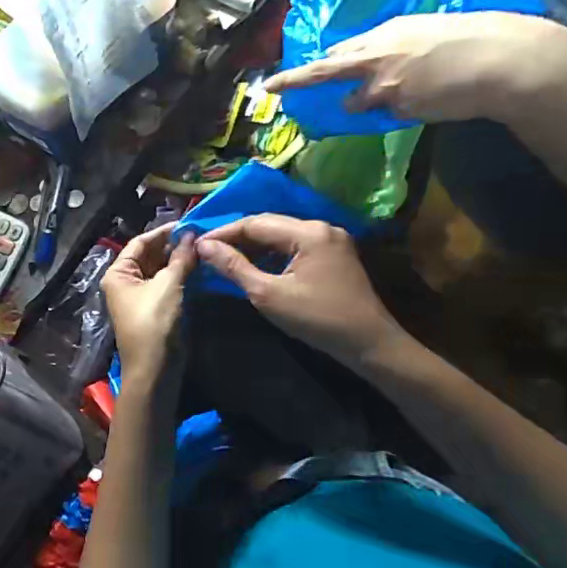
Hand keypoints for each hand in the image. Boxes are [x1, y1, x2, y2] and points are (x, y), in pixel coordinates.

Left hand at [102, 224, 197, 373]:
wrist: (155, 368)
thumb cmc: (154, 323)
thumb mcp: (168, 285)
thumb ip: (181, 258)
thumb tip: (191, 235)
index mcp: (119, 273)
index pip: (140, 242)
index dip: (163, 232)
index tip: (189, 223)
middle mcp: (125, 282)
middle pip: (150, 255)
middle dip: (173, 245)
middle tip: (200, 235)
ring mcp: (140, 296)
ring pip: (160, 270)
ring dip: (179, 260)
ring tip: (203, 248)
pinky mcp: (155, 308)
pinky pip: (167, 284)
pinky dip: (181, 275)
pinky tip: (199, 267)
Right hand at [195, 215, 405, 368]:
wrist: (369, 344)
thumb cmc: (317, 320)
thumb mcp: (269, 295)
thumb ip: (235, 267)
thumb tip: (204, 246)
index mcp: (308, 232)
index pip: (255, 223)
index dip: (223, 233)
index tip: (197, 246)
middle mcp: (322, 227)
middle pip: (270, 224)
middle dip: (237, 237)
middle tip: (208, 252)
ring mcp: (332, 240)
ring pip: (282, 235)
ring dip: (254, 246)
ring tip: (226, 260)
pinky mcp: (335, 255)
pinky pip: (296, 246)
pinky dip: (273, 254)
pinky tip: (256, 267)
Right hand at [262, 12, 566, 123]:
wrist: (514, 58)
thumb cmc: (456, 87)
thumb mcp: (408, 102)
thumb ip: (375, 100)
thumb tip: (354, 100)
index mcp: (374, 56)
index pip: (323, 69)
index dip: (294, 81)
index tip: (269, 88)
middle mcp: (384, 35)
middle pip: (342, 50)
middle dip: (325, 66)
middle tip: (313, 81)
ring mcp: (408, 26)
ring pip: (366, 43)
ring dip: (353, 61)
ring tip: (353, 77)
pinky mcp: (431, 25)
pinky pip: (388, 41)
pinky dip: (378, 56)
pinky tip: (391, 65)